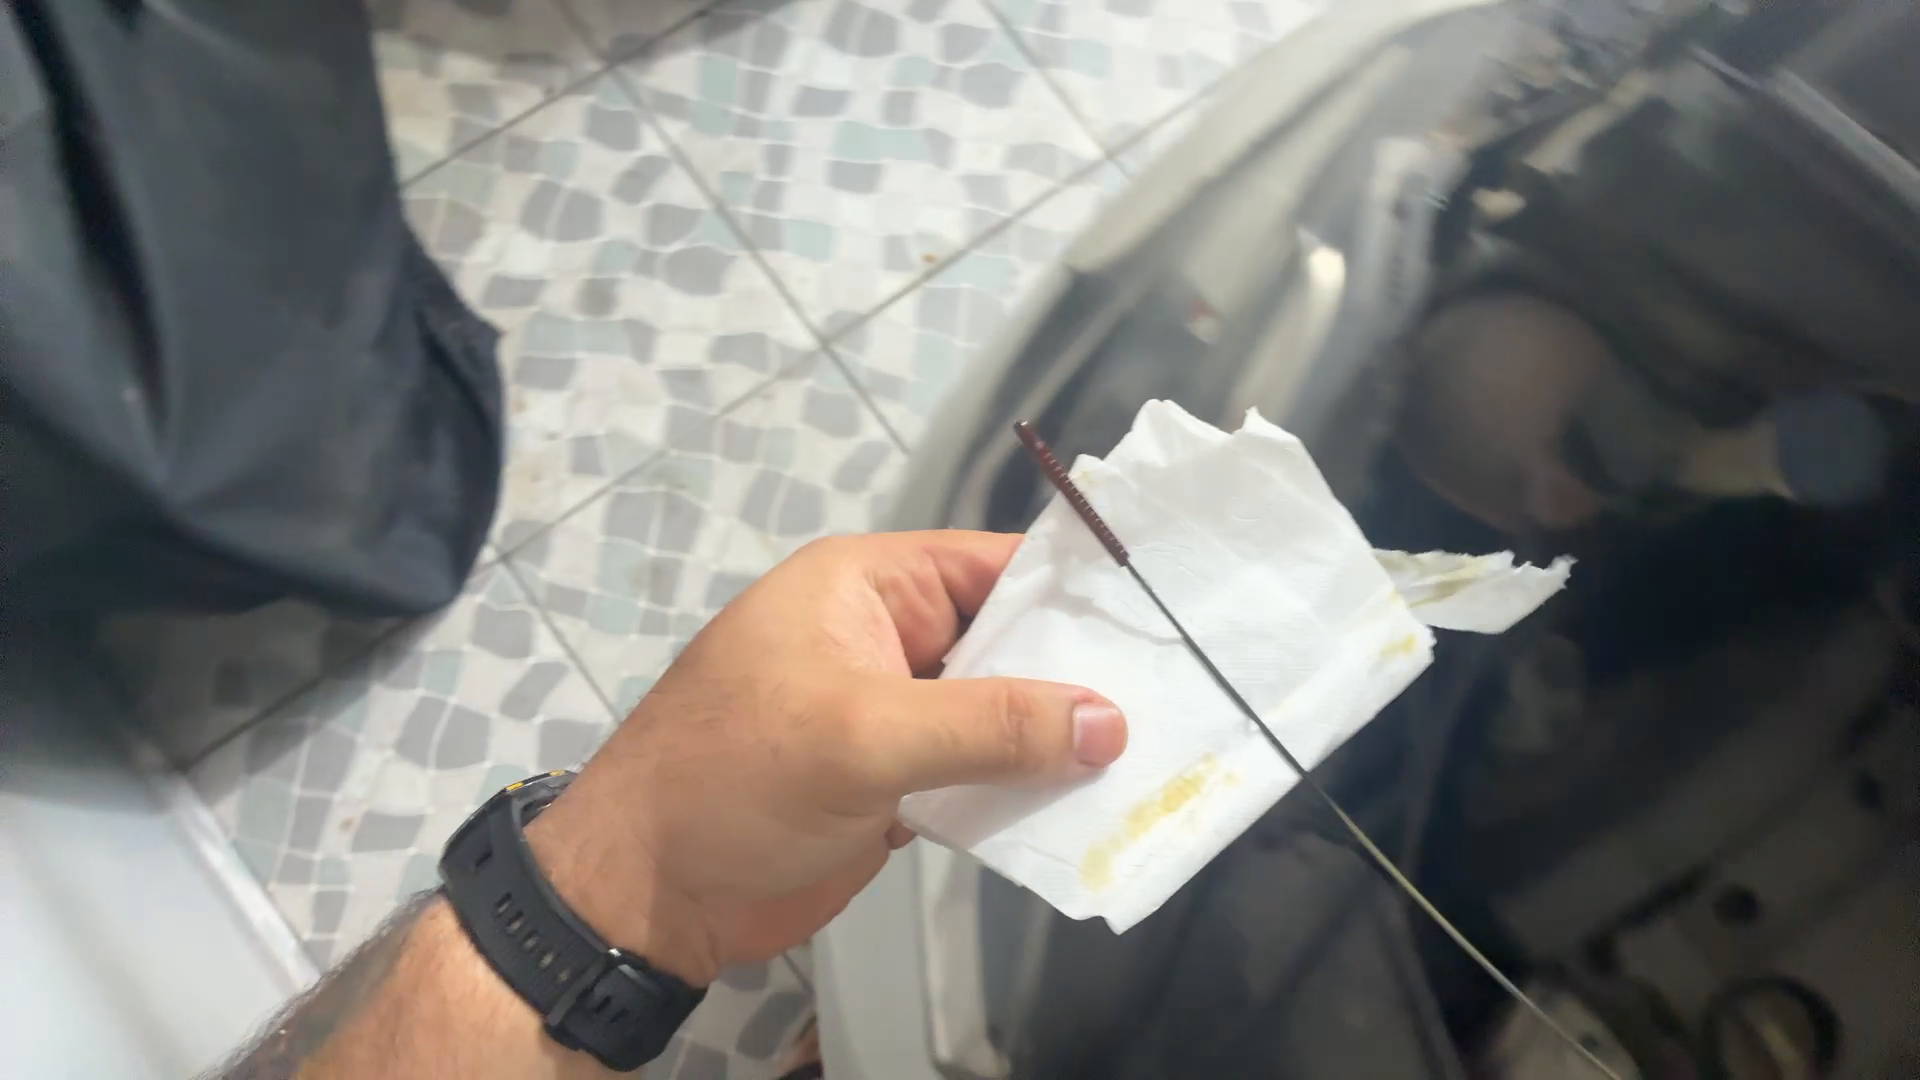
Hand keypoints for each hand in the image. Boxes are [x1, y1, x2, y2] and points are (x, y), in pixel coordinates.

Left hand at [525, 530, 1128, 983]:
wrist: (646, 892)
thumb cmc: (737, 779)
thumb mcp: (864, 736)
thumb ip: (990, 725)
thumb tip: (1109, 721)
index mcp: (870, 585)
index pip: (991, 565)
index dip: (1070, 588)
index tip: (1154, 619)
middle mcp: (888, 633)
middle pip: (1002, 637)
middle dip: (1072, 668)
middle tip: (1170, 695)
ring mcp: (895, 705)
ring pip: (994, 704)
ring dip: (1051, 732)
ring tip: (1147, 752)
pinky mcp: (898, 770)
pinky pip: (976, 762)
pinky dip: (1019, 780)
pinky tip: (1080, 801)